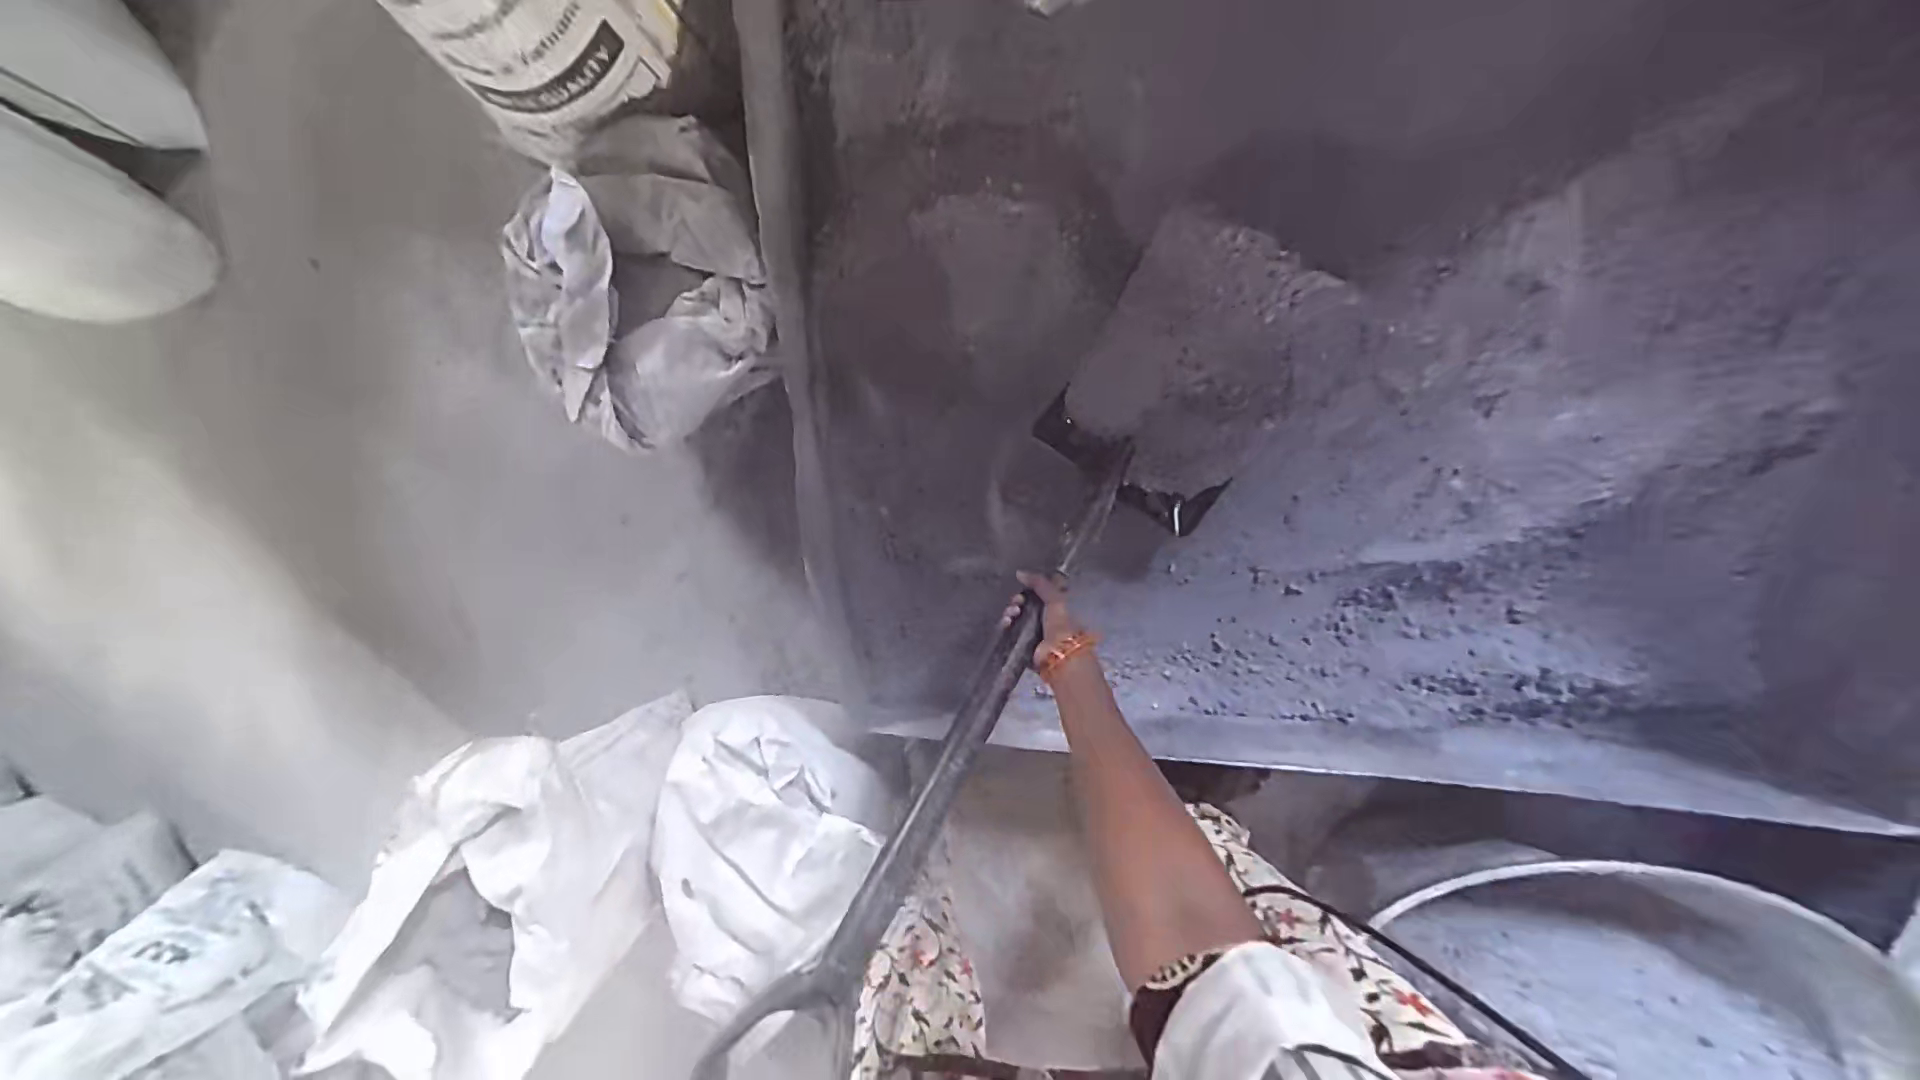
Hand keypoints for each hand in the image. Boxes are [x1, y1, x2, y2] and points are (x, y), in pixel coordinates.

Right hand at [1000, 571, 1093, 669]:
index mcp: (1056, 605)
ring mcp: (1032, 630)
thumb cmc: (1062, 624)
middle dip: (1018, 599)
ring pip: (1015, 615)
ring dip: (1011, 611)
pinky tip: (1007, 622)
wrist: (1059, 654)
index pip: (1039, 591)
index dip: (1030, 586)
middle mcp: (1044, 617)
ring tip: (1013, 613)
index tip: (1024, 584)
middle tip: (1018, 601)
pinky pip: (1009, 629)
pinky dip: (1006, 624)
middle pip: (1024, 602)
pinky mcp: (1021, 642)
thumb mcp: (1055, 598)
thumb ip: (1039, 583)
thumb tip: (1019, 572)